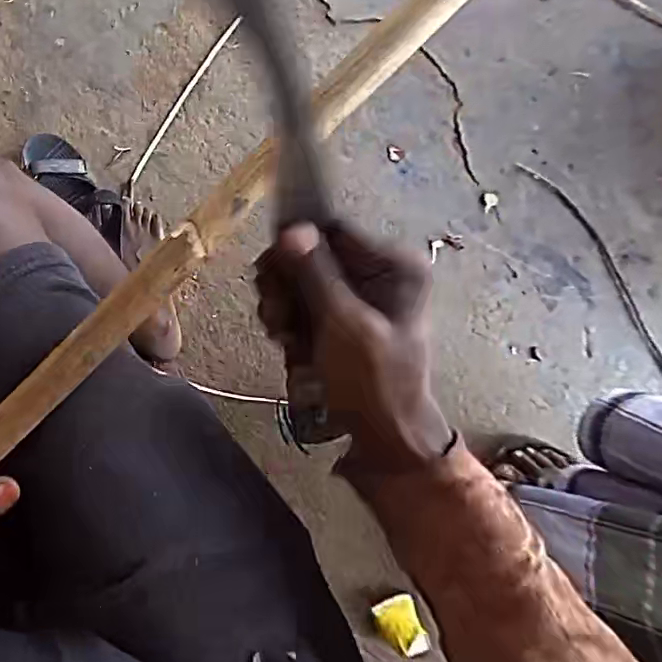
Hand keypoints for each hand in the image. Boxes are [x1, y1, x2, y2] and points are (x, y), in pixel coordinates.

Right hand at [255, 221, 453, 476]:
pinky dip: (285, 322)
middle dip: (284, 285)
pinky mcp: (333, 317)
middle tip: (278, 317)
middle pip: (305, 255)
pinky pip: (295, 304)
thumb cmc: (372, 379)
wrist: (381, 432)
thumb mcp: (342, 323)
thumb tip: (290, 229)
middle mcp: (372, 273)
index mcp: (391, 265)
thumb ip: (315, 274)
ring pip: (294, 281)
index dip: (294, 249)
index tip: (270, 275)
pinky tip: (289, 343)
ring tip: (285, 336)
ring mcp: (351, 296)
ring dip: (280, 307)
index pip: (329, 231)